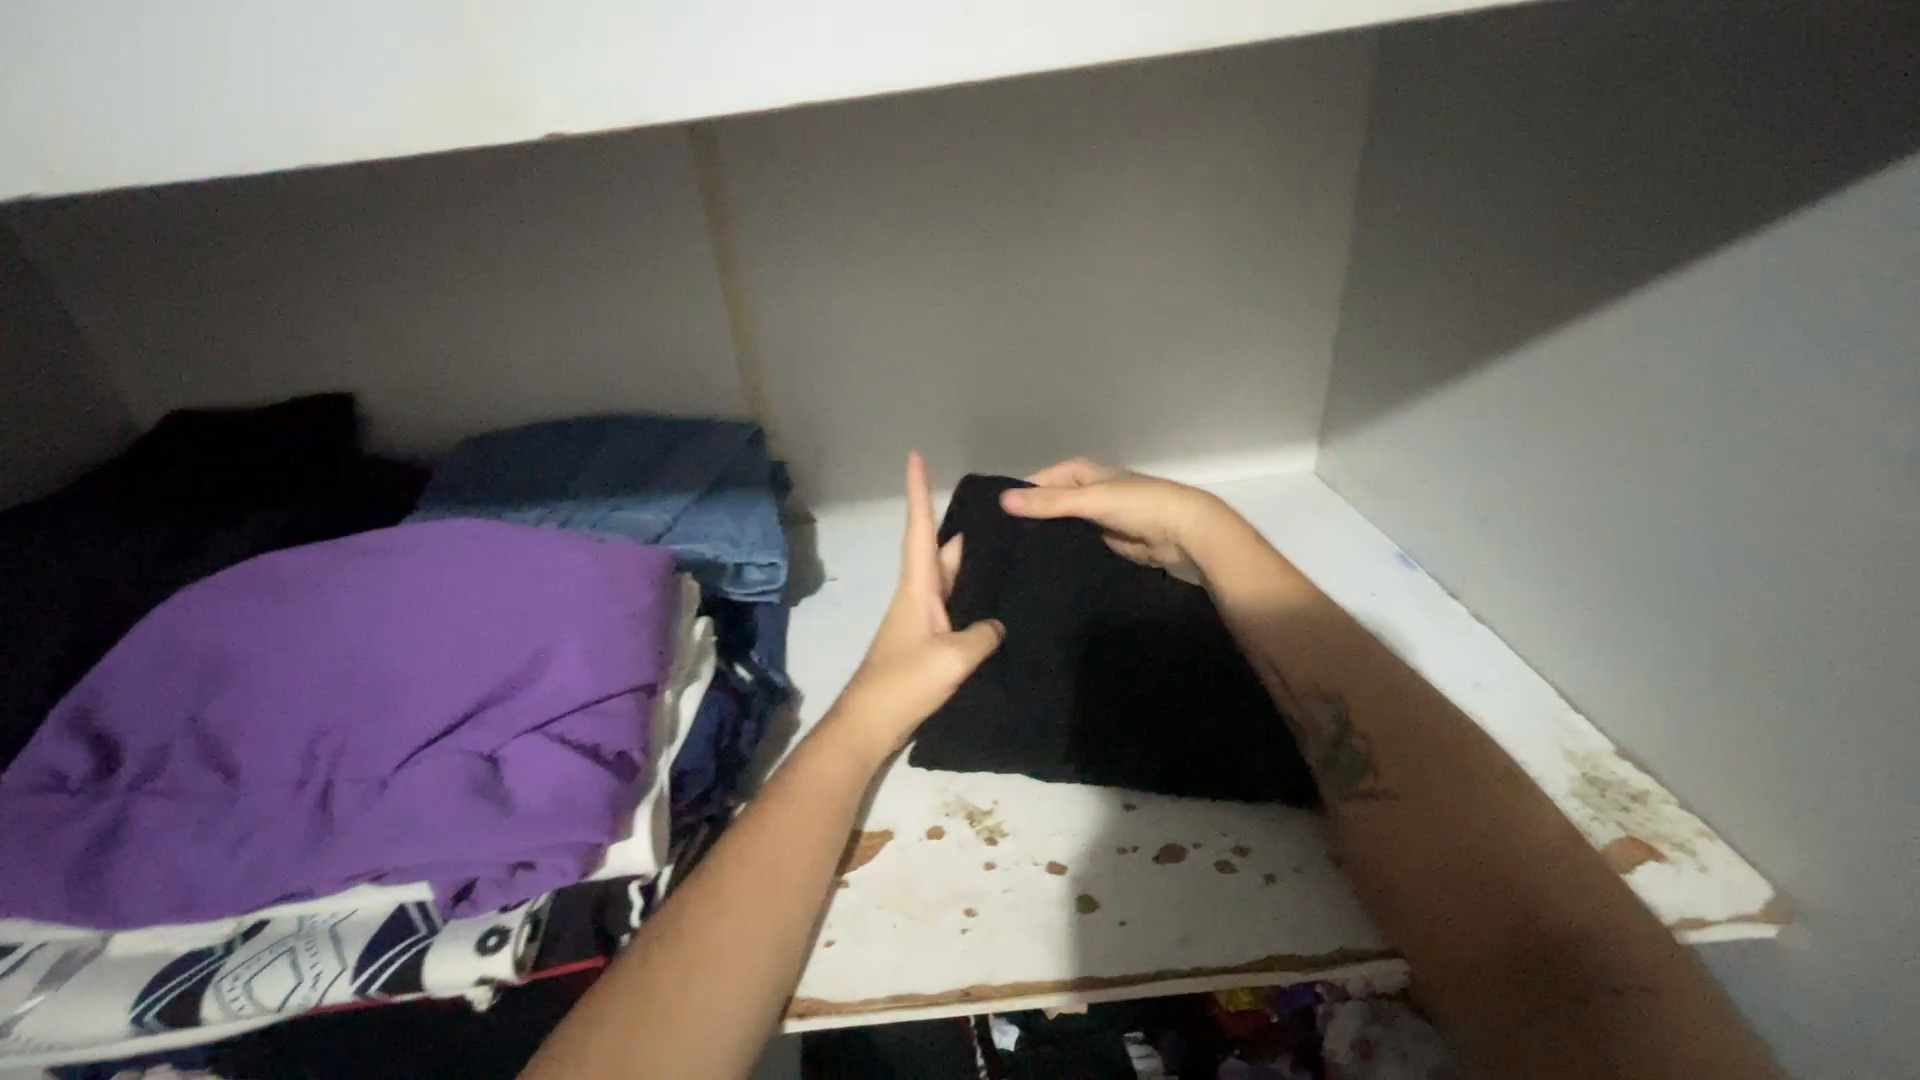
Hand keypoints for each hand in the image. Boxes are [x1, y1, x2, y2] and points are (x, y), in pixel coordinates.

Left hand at [823, 452, 1004, 758]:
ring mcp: (921, 620)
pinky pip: (953, 608)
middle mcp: (917, 596)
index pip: (919, 529)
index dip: (918, 492)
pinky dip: (971, 596)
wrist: (870, 724)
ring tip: (1005, 545)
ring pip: (947, 579)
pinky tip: (994, 602)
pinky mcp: (928, 644)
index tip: (915, 457)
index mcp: (917, 588)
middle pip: (938, 550)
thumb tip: (997, 625)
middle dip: (957, 525)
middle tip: (993, 508)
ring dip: (968, 561)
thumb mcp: (952, 657)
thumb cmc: (905, 683)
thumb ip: (982, 635)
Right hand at [999, 458, 1232, 573]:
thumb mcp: (1090, 499)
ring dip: (1044, 539)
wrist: (1185, 533)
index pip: (1038, 481)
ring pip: (1061, 528)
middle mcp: (1086, 492)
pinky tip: (1041, 568)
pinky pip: (1075, 546)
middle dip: (1028, 520)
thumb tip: (1001, 500)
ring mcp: (1095, 518)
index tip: (990, 518)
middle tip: (995, 544)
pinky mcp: (1104, 543)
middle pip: (1049, 505)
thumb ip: (1048, 503)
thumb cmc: (1139, 505)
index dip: (1018, 496)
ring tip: (1011, 559)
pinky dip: (1062, 553)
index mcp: (1082, 472)